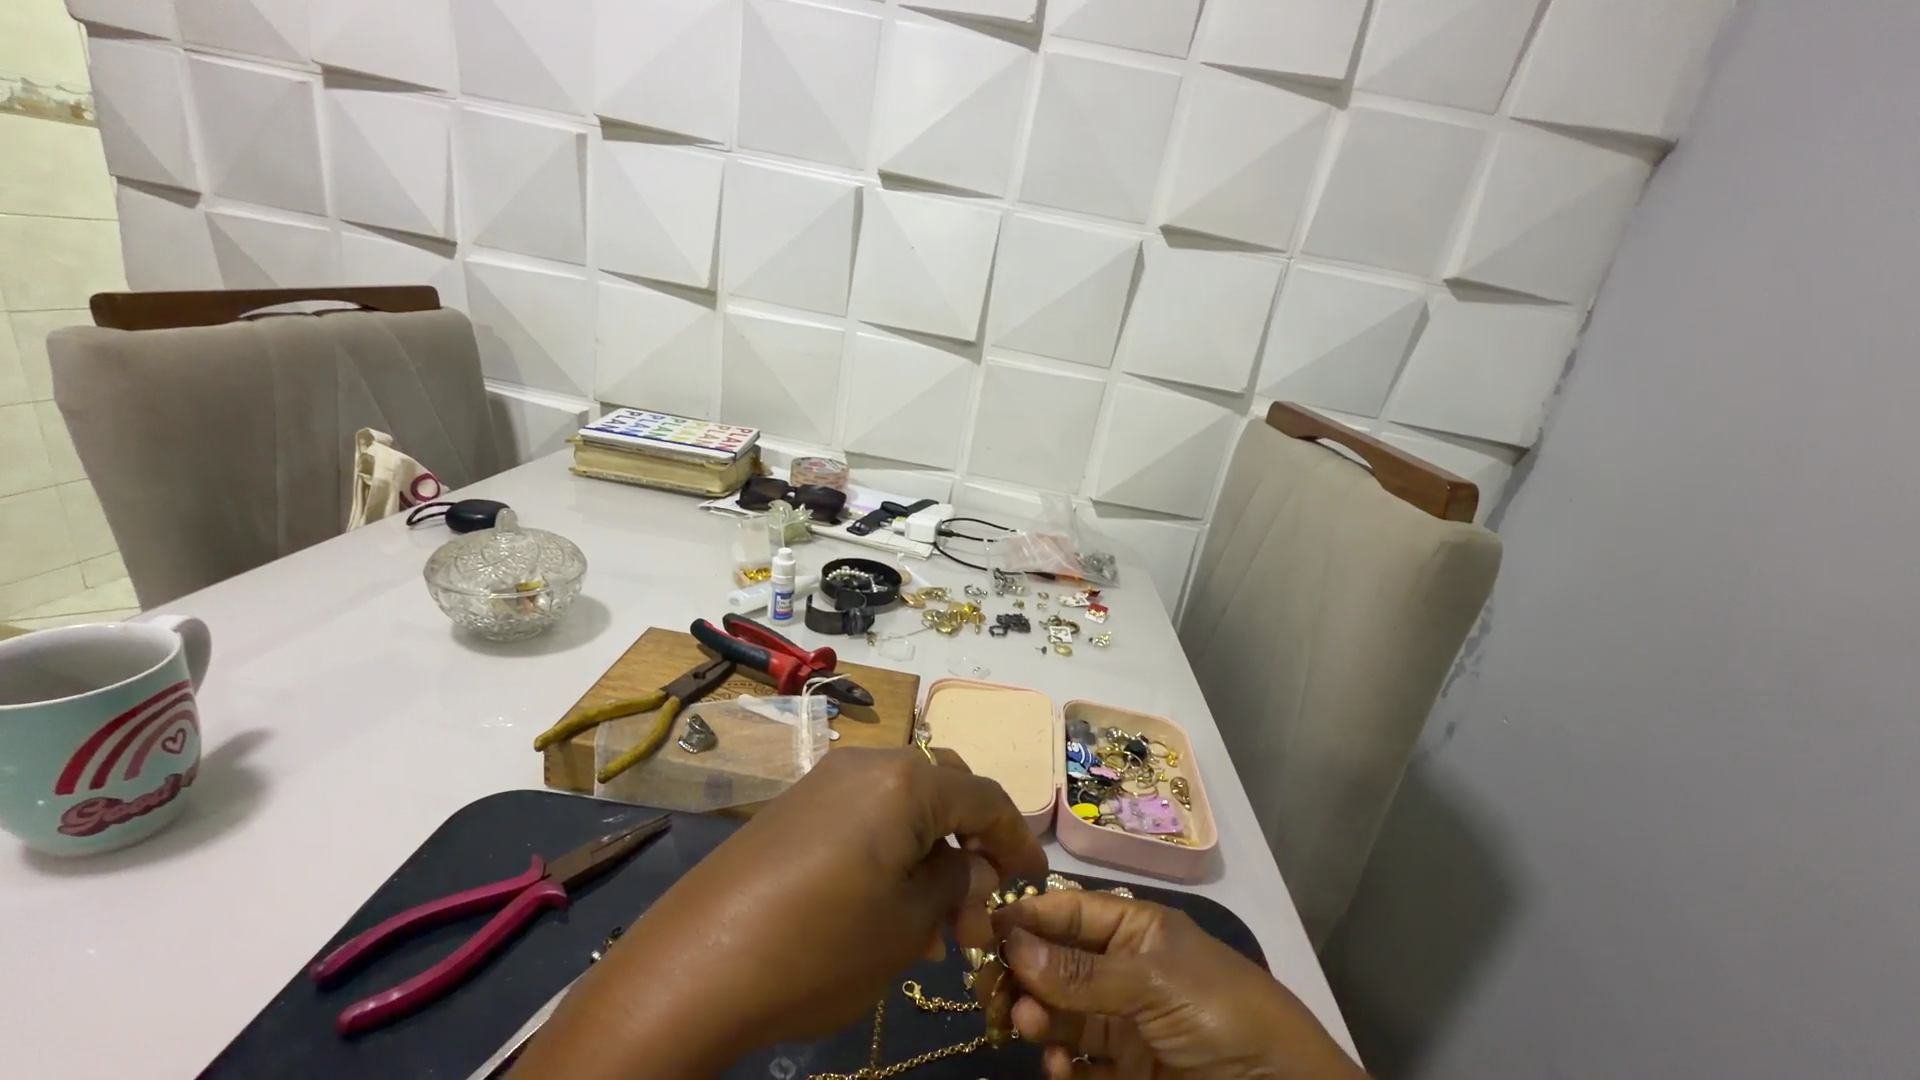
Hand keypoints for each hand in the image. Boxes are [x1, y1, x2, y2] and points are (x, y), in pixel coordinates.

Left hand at [511, 747, 1047, 1078]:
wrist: (693, 964)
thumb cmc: (820, 945)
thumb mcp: (907, 924)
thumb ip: (954, 883)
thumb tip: (975, 865)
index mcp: (906, 781)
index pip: (984, 798)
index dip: (1016, 840)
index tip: (1033, 881)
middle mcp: (867, 764)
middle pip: (944, 790)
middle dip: (969, 846)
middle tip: (975, 913)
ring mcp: (824, 781)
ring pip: (902, 805)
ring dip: (928, 854)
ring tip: (932, 928)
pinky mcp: (794, 806)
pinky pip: (863, 815)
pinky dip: (890, 851)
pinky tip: (886, 907)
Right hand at [993, 890, 1368, 1079]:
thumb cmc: (1222, 1013)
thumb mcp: (1153, 982)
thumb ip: (1080, 972)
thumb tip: (1011, 944)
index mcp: (1136, 929)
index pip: (1068, 912)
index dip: (1026, 918)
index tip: (980, 932)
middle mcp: (1123, 970)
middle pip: (1055, 964)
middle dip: (1023, 973)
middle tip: (989, 989)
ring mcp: (1124, 1023)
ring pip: (1060, 1013)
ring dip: (1036, 1016)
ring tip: (1024, 1024)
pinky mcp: (1127, 1072)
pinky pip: (1078, 1062)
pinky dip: (1060, 1063)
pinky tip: (1057, 1066)